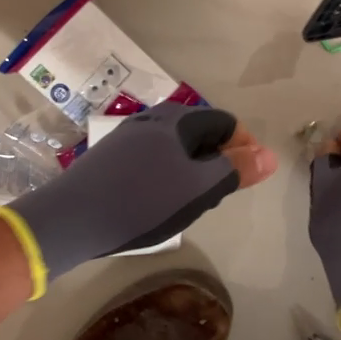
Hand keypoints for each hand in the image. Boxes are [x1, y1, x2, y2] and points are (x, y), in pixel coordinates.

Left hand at [2, 103, 276, 291]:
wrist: (71, 219)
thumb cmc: (143, 201)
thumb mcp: (199, 189)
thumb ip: (235, 170)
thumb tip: (269, 156)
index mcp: (175, 120)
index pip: (226, 122)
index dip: (244, 148)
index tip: (245, 180)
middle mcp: (151, 120)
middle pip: (201, 134)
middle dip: (218, 161)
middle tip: (219, 196)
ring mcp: (127, 139)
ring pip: (176, 150)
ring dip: (194, 172)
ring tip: (191, 204)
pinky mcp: (110, 160)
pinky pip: (153, 161)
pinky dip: (168, 178)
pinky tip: (159, 204)